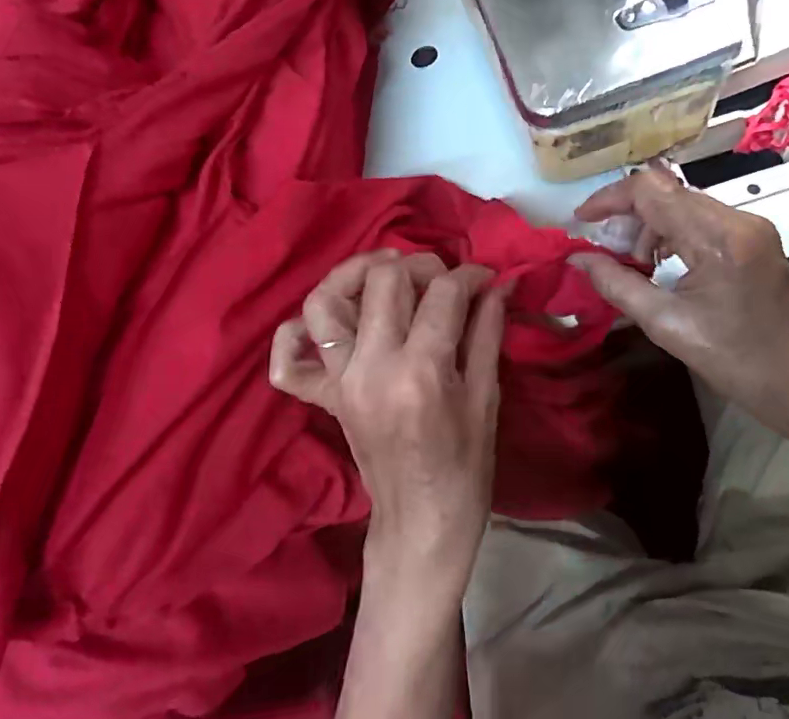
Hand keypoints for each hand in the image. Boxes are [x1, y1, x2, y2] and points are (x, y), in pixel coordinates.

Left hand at [268, 250, 505, 581]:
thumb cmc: (468, 465)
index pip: (443, 293)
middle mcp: (372, 368)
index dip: (471, 275)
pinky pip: (289, 360)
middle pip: (384, 281)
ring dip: (356, 275)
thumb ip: (488, 332)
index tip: (487, 279)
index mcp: (422, 372)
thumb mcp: (487, 396)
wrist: (423, 524)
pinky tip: (332, 323)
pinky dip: (296, 333)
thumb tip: (499, 284)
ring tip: (389, 274)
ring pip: (326, 302)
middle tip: (443, 280)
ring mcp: (341, 381)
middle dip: (420, 265)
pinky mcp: (326, 397)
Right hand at [568, 167, 788, 458]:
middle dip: (629, 215)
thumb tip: (577, 259)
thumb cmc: (738, 363)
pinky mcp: (757, 237)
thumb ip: (617, 285)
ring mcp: (751, 226)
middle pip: (667, 192)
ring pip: (685, 203)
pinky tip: (662, 264)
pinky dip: (675, 233)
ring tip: (635, 265)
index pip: (651, 190)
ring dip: (651, 225)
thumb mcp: (668, 326)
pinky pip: (704, 219)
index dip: (610, 198)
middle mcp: (738, 219)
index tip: (582, 221)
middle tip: (607, 252)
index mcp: (717, 238)